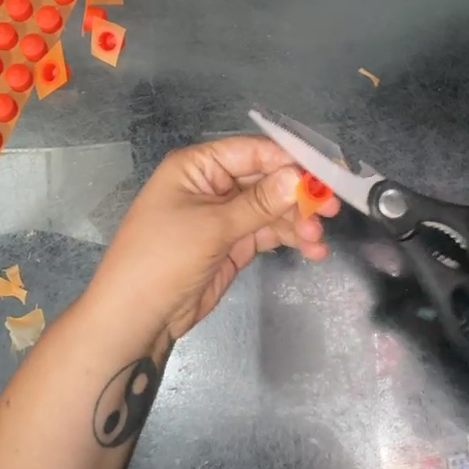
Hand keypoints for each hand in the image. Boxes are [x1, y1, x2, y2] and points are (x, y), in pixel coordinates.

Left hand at [89, 136, 340, 343]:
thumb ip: (258, 203)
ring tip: (318, 240)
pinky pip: (267, 232)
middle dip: (298, 194)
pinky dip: (289, 238)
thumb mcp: (212, 227)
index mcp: (197, 166)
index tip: (326, 172)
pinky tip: (312, 249)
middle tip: (331, 208)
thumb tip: (299, 178)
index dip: (290, 159)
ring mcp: (223, 215)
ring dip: (297, 221)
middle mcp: (212, 185)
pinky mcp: (232, 243)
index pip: (251, 151)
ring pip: (271, 208)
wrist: (136, 317)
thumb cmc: (163, 258)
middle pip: (265, 179)